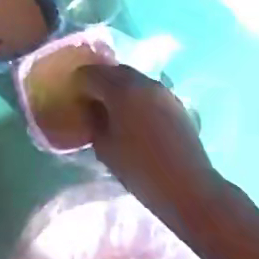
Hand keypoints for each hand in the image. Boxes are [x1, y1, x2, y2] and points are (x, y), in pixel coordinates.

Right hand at [73, 64, 220, 217]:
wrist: (187, 187)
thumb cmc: (140, 169)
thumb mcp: (104, 147)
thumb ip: (94, 121)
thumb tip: (92, 110)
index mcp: (122, 88)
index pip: (90, 73)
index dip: (77, 83)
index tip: (71, 97)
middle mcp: (144, 82)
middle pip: (114, 71)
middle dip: (99, 81)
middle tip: (88, 101)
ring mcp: (164, 91)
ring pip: (134, 80)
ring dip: (119, 89)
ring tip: (110, 111)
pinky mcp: (176, 104)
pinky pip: (149, 92)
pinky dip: (136, 98)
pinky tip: (133, 119)